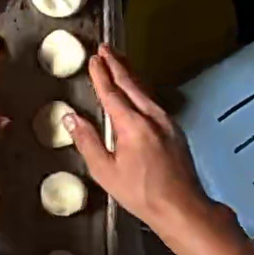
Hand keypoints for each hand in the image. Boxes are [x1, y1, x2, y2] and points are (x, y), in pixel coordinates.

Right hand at [66, 45, 241, 242]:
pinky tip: (137, 90)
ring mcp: (167, 122)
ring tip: (119, 61)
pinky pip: (153, 101)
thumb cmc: (140, 193)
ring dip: (130, 74)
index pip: (112, 93)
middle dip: (117, 64)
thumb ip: (87, 141)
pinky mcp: (174, 130)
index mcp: (133, 125)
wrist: (182, 206)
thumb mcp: (105, 171)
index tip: (94, 59)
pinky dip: (141, 89)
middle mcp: (152, 117)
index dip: (101, 75)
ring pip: (145, 90)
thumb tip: (71, 118)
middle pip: (132, 84)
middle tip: (106, 48)